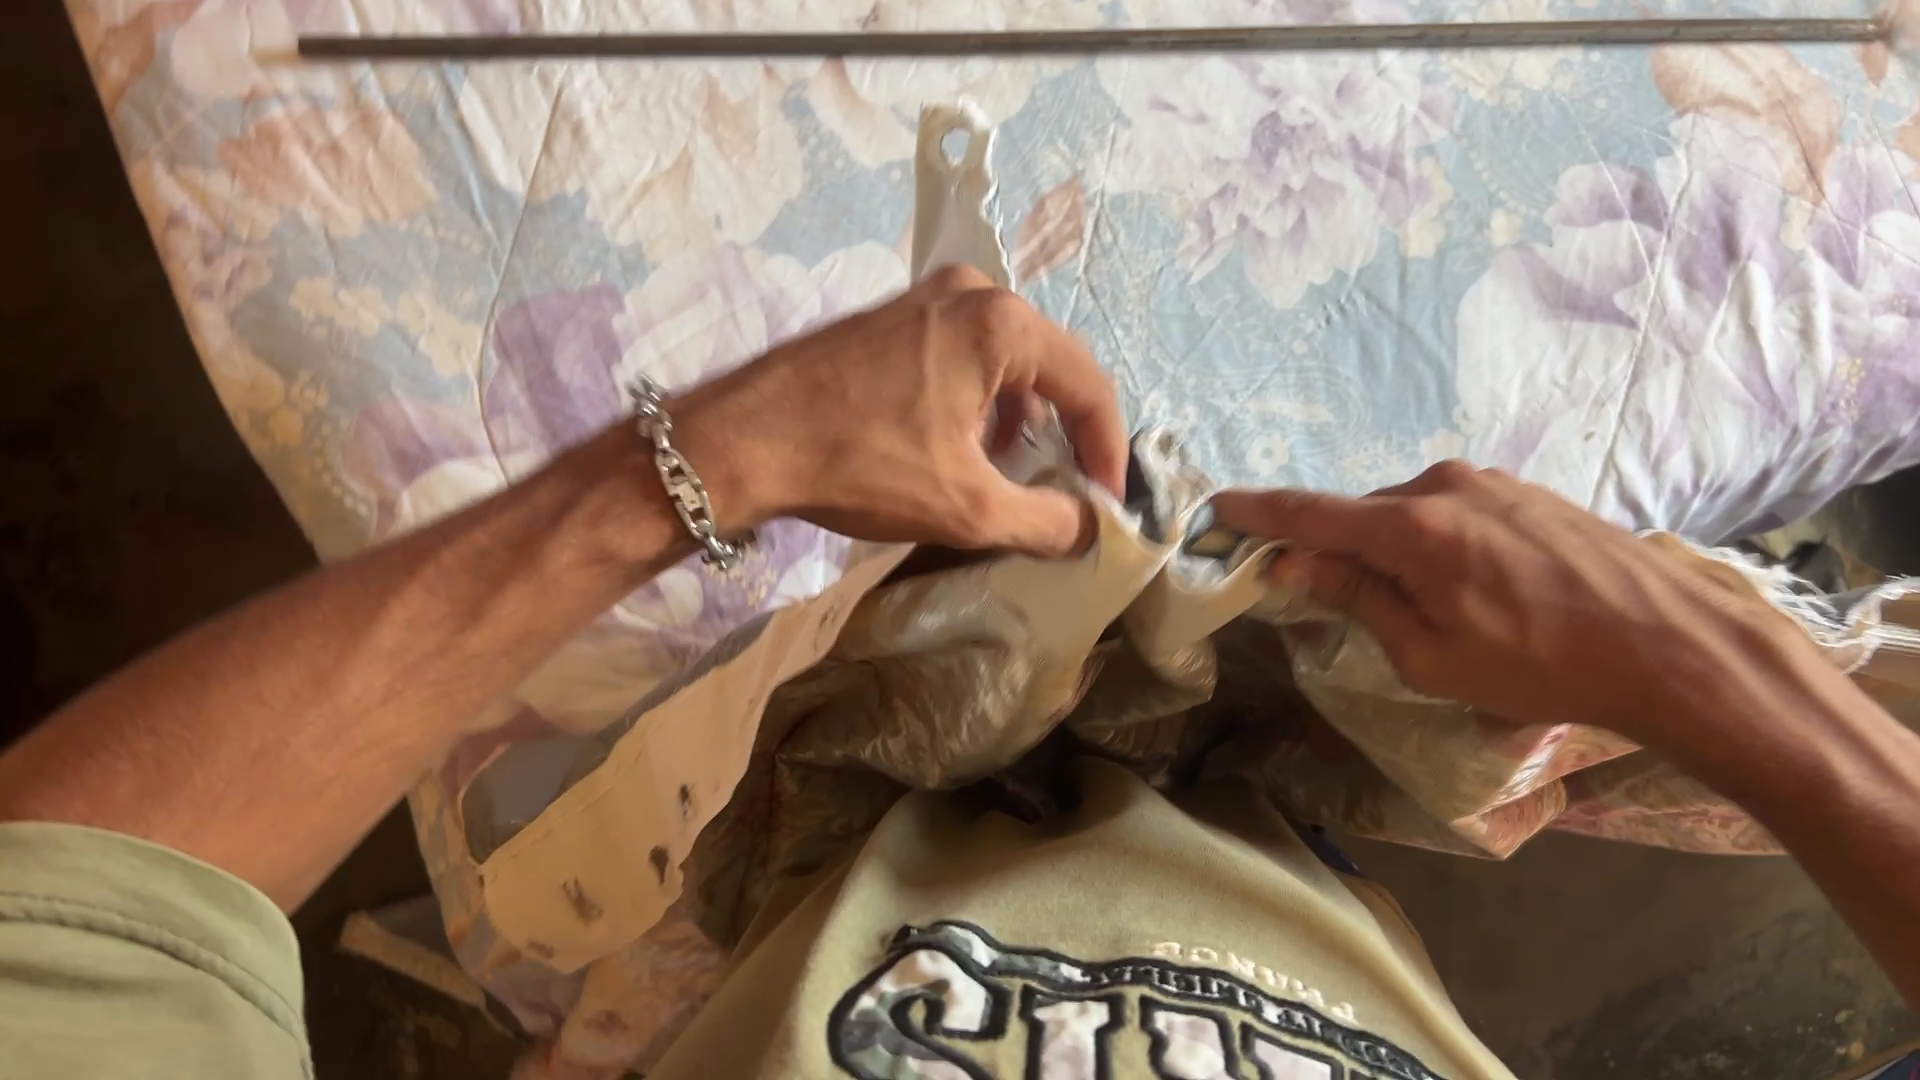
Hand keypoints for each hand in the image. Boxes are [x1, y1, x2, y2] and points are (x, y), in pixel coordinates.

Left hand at [675, 265, 1126, 557]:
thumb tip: (1093, 530)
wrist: (743, 439)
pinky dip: (976, 399)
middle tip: (1061, 483)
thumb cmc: (862, 464)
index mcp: (1001, 323)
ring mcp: (923, 297)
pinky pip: (961, 354)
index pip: (1088, 386)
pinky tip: (955, 440)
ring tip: (1004, 466)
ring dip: (1016, 416)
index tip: (1107, 500)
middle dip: (1060, 431)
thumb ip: (1047, 521)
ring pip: (1003, 360)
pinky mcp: (889, 316)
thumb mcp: (968, 508)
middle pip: (1048, 367)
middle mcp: (969, 292)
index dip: (1107, 449)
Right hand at [1211, 462, 1822, 742]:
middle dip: (1336, 549)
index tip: (1216, 506)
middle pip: (1357, 515)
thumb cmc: (1542, 666)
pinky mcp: (1524, 489)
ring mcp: (1488, 481)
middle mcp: (1440, 486)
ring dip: (1390, 548)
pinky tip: (1471, 582)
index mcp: (1408, 527)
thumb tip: (1291, 562)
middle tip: (1339, 598)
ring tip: (1425, 602)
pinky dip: (1431, 539)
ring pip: (1404, 512)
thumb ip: (1354, 597)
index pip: (1307, 512)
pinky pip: (1448, 509)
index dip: (1255, 511)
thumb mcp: (1429, 654)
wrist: (1683, 648)